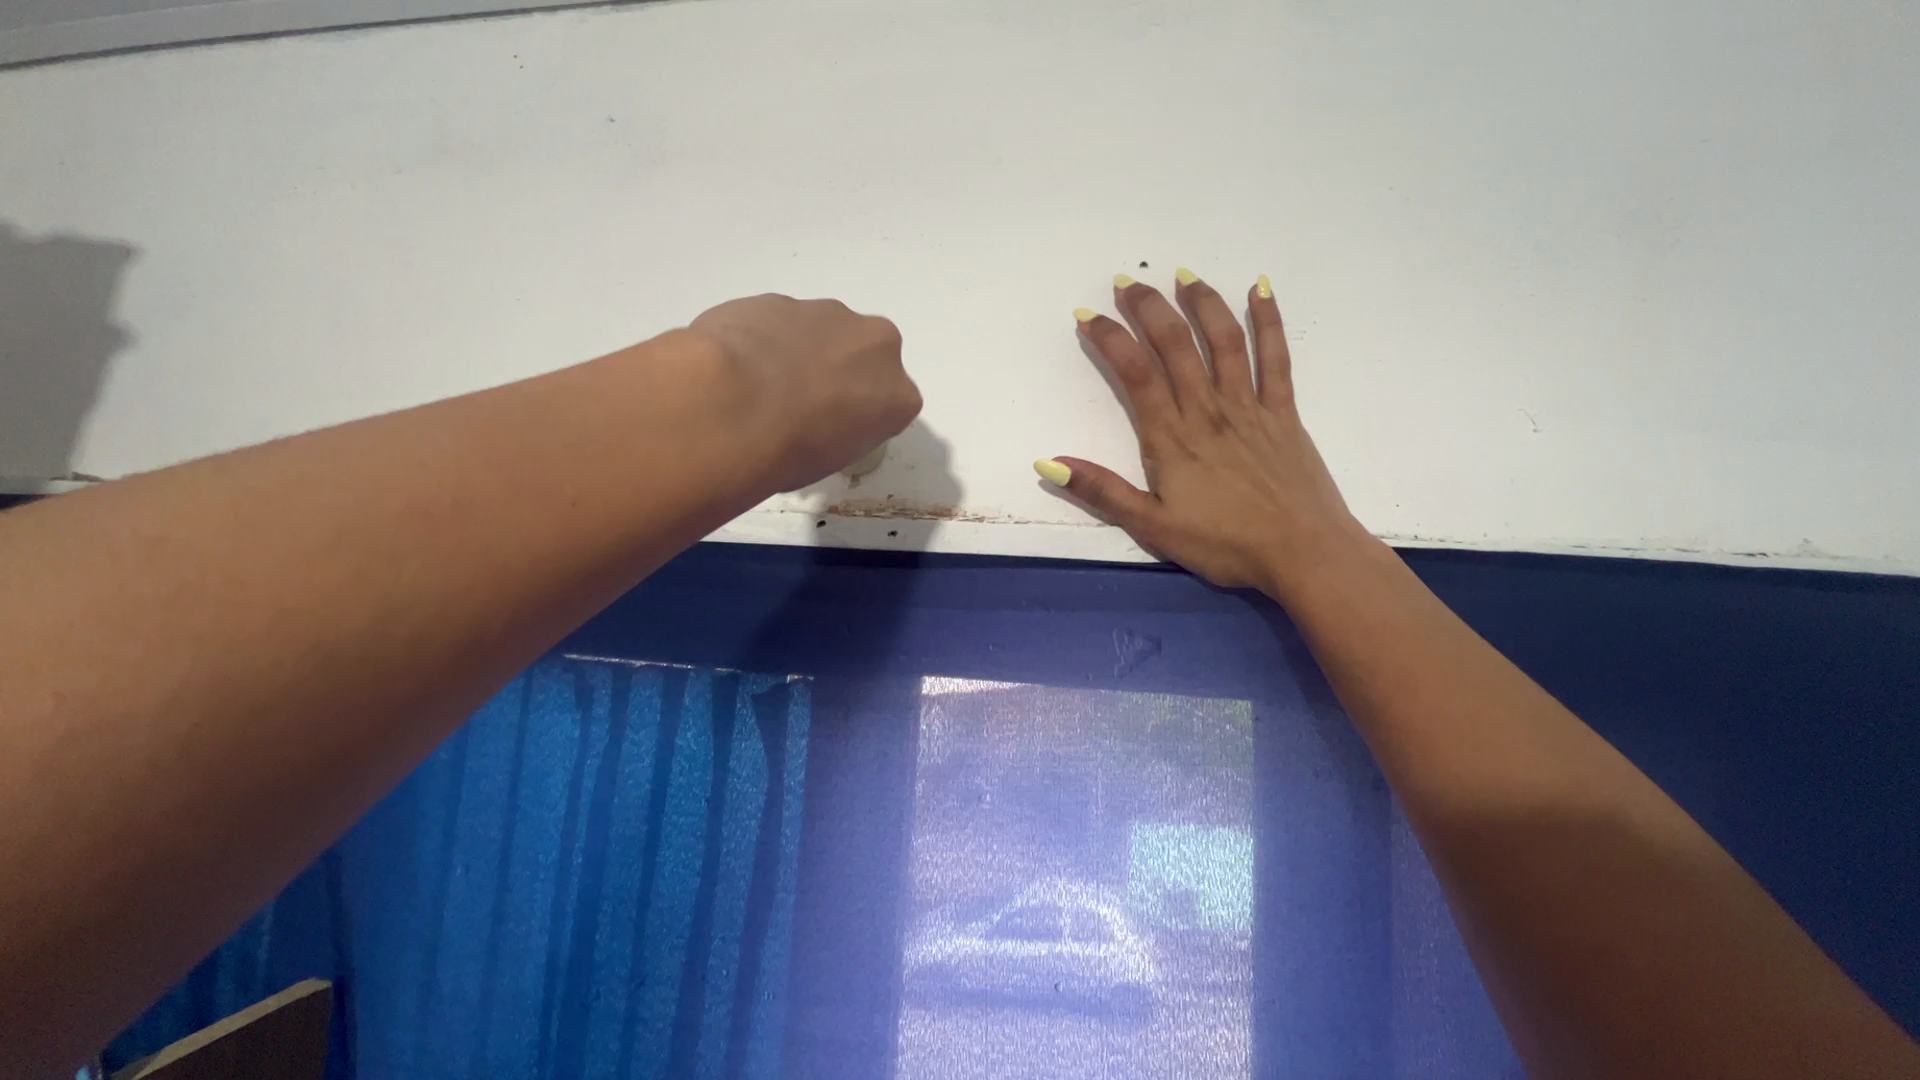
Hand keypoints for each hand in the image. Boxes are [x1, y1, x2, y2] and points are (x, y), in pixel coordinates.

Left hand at [688, 293, 921, 492]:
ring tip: (761, 385)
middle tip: (800, 401)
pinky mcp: (780, 298)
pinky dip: (765, 339)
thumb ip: (839, 430)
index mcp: (897, 393)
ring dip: (800, 351)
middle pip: (863, 355)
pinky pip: (779, 322)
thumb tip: (815, 420)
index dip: (857, 416)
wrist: (732, 405)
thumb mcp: (829, 460)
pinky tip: (738, 366)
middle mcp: (875, 344)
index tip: (831, 429)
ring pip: (821, 332)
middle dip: (838, 370)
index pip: (889, 405)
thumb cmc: (791, 450)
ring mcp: (828, 313)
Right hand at [1038, 272, 1373, 597]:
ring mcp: (1250, 406)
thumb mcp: (1152, 527)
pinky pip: (1275, 357)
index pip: (1135, 374)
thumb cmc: (1224, 545)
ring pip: (1223, 340)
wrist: (1304, 553)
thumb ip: (1102, 491)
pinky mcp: (1284, 412)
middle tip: (1127, 282)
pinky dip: (1268, 320)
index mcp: (1172, 438)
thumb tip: (1048, 463)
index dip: (1110, 339)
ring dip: (1201, 302)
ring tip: (1182, 275)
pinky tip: (1260, 289)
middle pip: (1175, 345)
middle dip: (1148, 308)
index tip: (1088, 315)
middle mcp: (1208, 410)